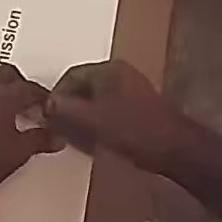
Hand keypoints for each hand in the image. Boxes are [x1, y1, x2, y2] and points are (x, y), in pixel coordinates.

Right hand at [47, 60, 192, 172]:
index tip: (47, 117)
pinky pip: (107, 112)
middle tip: (57, 128)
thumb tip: (45, 104)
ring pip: (94, 102)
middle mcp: (120, 76)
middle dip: (67, 108)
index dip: (55, 96)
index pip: (70, 76)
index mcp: (109, 70)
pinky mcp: (137, 110)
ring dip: (80, 119)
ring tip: (73, 137)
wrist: (176, 150)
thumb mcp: (91, 119)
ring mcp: (130, 92)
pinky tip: (93, 141)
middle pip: (82, 88)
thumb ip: (64, 109)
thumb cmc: (134, 130)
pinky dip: (95, 124)